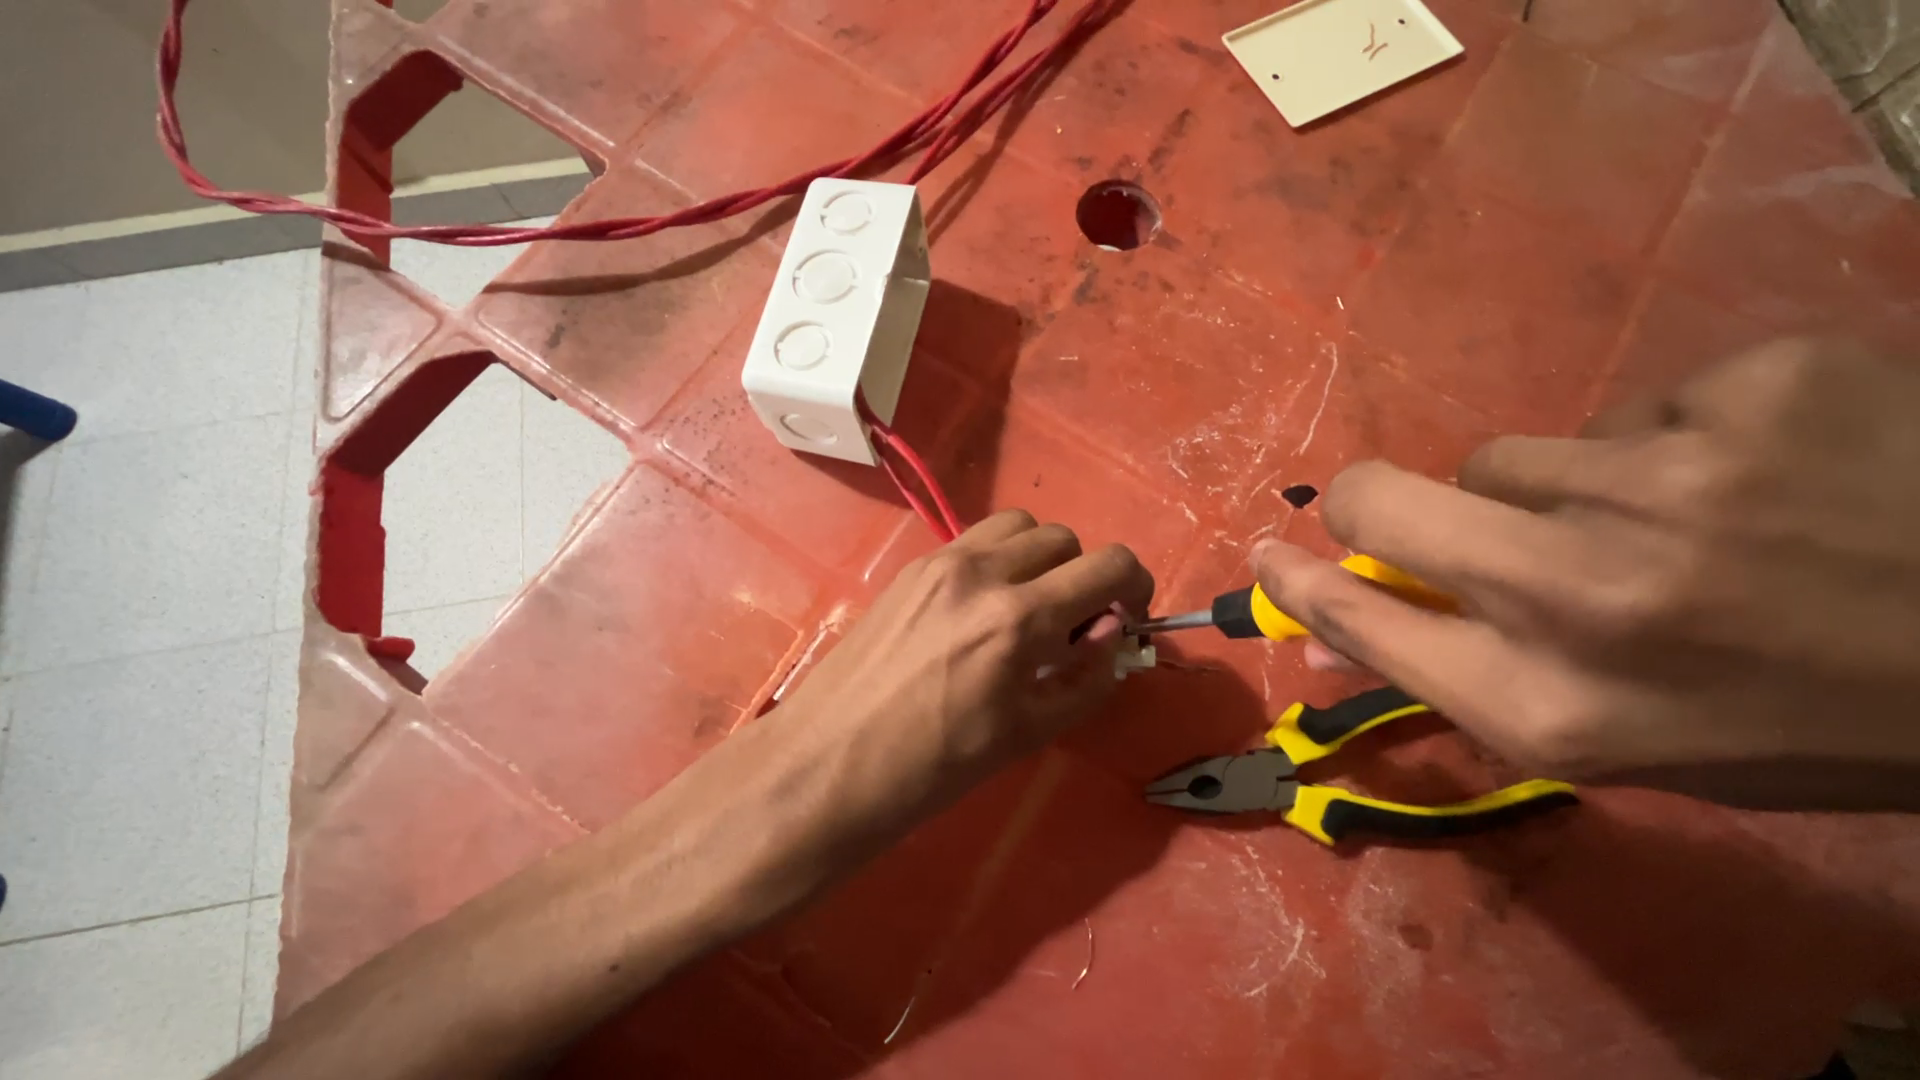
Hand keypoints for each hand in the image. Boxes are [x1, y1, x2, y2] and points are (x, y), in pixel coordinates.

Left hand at [774, 509, 1154, 824]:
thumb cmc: (933, 766)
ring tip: (1029, 608)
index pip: (1108, 564)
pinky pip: (974, 541)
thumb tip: (1114, 636)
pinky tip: (983, 609)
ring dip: (1041, 558)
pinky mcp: (910, 569)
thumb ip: (1087, 677)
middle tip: (1075, 624)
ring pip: (1018, 526)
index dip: (1135, 584)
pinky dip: (999, 560)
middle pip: (1063, 538)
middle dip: (1084, 575)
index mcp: (1017, 618)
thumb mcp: (1027, 732)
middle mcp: (981, 573)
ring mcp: (939, 563)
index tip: (1130, 614)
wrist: (830, 761)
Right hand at [1252, 339, 1919, 810]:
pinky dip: (1676, 444)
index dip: (1300, 582)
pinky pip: (1643, 410)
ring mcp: (1674, 479)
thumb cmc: (1799, 720)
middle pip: (1385, 500)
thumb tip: (1334, 613)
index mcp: (1555, 704)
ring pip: (1515, 457)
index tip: (1268, 553)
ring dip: (1557, 490)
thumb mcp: (1618, 736)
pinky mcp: (1761, 386)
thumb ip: (1462, 667)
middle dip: (1379, 504)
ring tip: (1670, 521)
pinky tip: (1773, 476)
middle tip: (1421, 514)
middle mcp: (1587, 594)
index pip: (1361, 619)